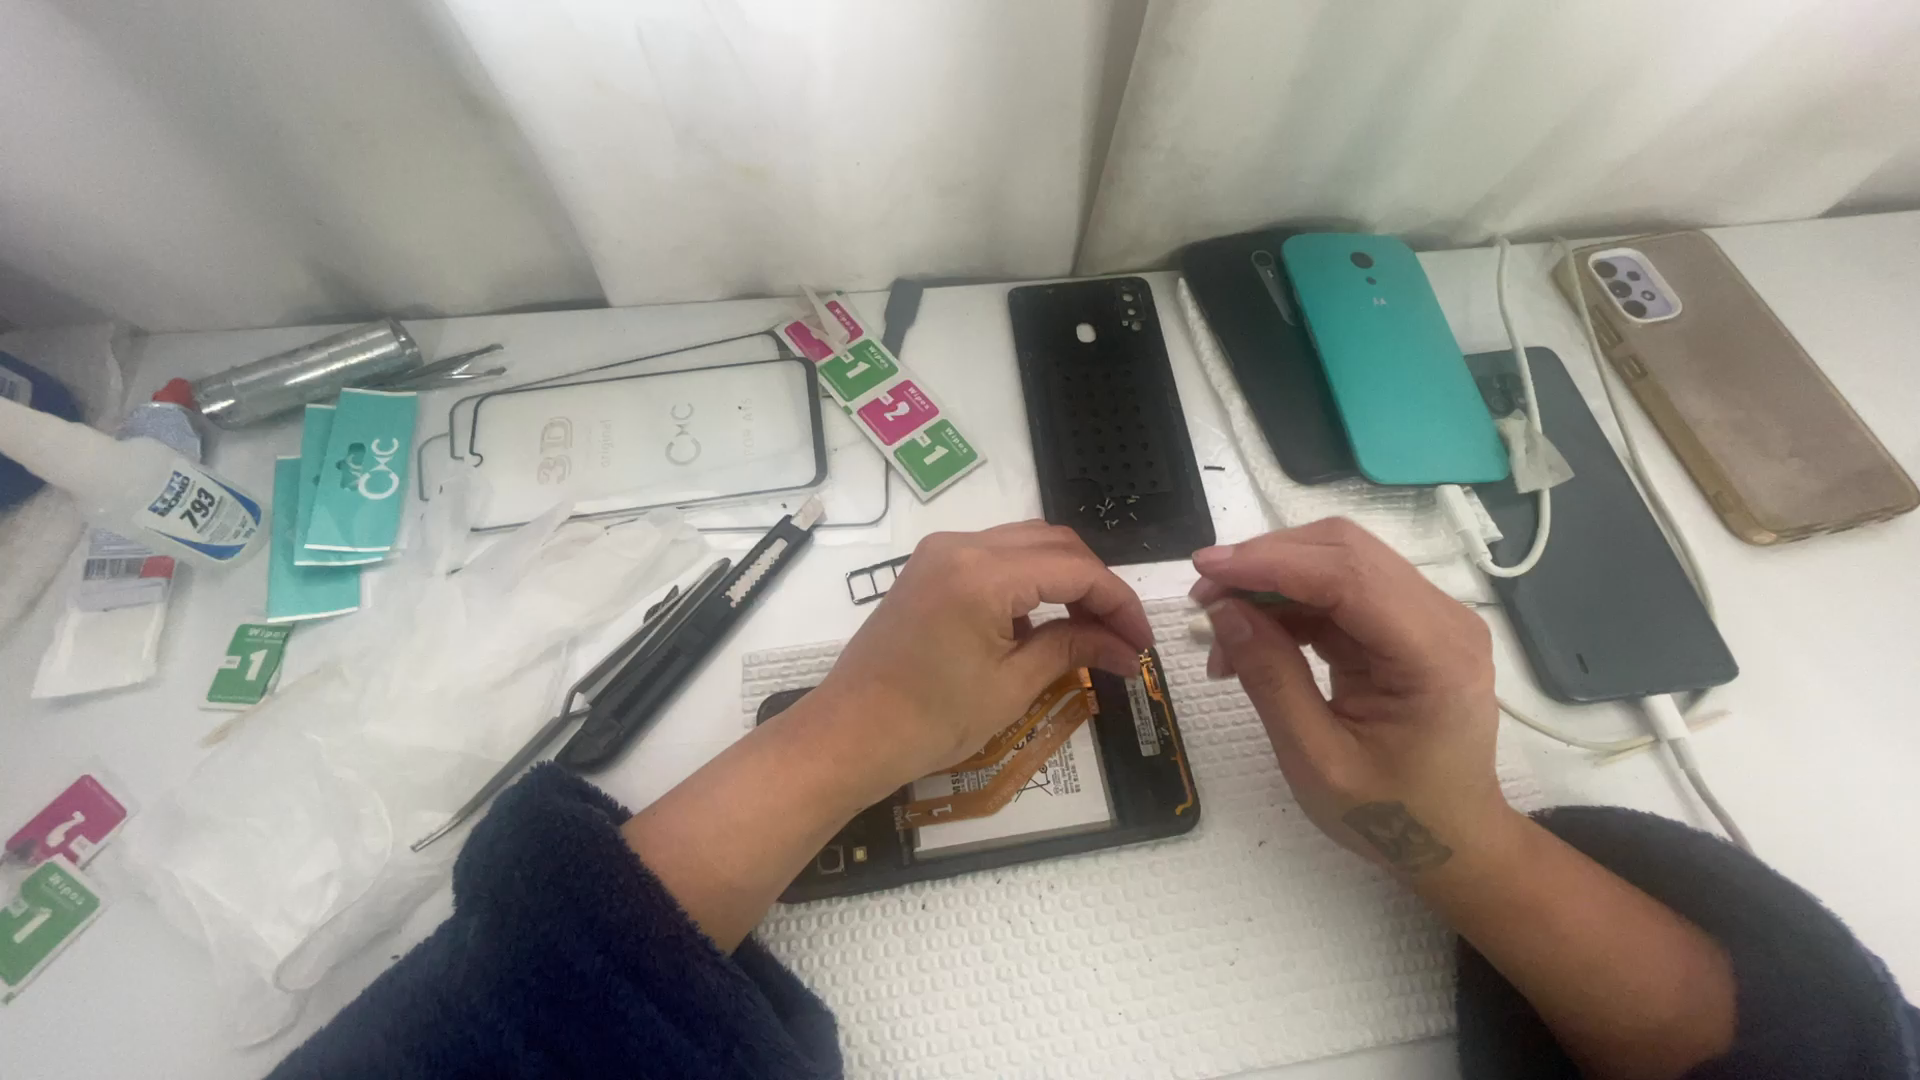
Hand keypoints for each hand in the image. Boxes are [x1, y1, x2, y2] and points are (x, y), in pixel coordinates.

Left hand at [812, 521, 1153, 795]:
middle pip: (1054, 544)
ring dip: (1064, 578)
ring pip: (1026, 544)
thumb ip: (1073, 649)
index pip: (1075, 570)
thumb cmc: (930, 721)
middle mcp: (961, 545)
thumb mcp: (1012, 686)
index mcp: (983, 573)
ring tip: (1089, 629)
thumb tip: (1127, 650)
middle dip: (1096, 585)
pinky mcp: (929, 566)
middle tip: (1121, 636)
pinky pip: (995, 556)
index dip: (1119, 603)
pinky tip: (1039, 621)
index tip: (1141, 642)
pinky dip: (1028, 580)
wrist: (851, 733)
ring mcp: (940, 551)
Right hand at [1191, 518, 1512, 873]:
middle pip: (1343, 552)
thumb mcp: (1315, 759)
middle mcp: (1441, 618)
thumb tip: (1222, 612)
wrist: (1449, 839)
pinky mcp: (1403, 622)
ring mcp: (1425, 615)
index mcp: (1433, 656)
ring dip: (1268, 582)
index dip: (1270, 563)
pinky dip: (1283, 605)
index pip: (1348, 577)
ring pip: (1334, 562)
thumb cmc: (1389, 814)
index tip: (1204, 569)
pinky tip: (1249, 637)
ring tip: (1218, 628)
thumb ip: (1270, 679)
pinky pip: (1333, 590)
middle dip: (1263, 562)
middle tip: (1202, 598)